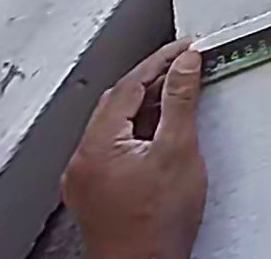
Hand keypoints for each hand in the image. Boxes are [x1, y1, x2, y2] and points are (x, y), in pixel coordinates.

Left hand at [63, 40, 208, 258]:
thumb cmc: (157, 224)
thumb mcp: (178, 148)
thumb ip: (180, 99)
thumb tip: (185, 63)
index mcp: (97, 147)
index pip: (129, 86)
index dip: (160, 60)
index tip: (186, 47)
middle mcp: (84, 160)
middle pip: (119, 100)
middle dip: (154, 76)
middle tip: (186, 61)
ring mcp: (88, 176)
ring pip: (119, 119)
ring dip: (149, 99)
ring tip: (182, 87)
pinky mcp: (99, 188)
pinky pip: (119, 139)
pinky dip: (143, 122)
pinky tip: (167, 121)